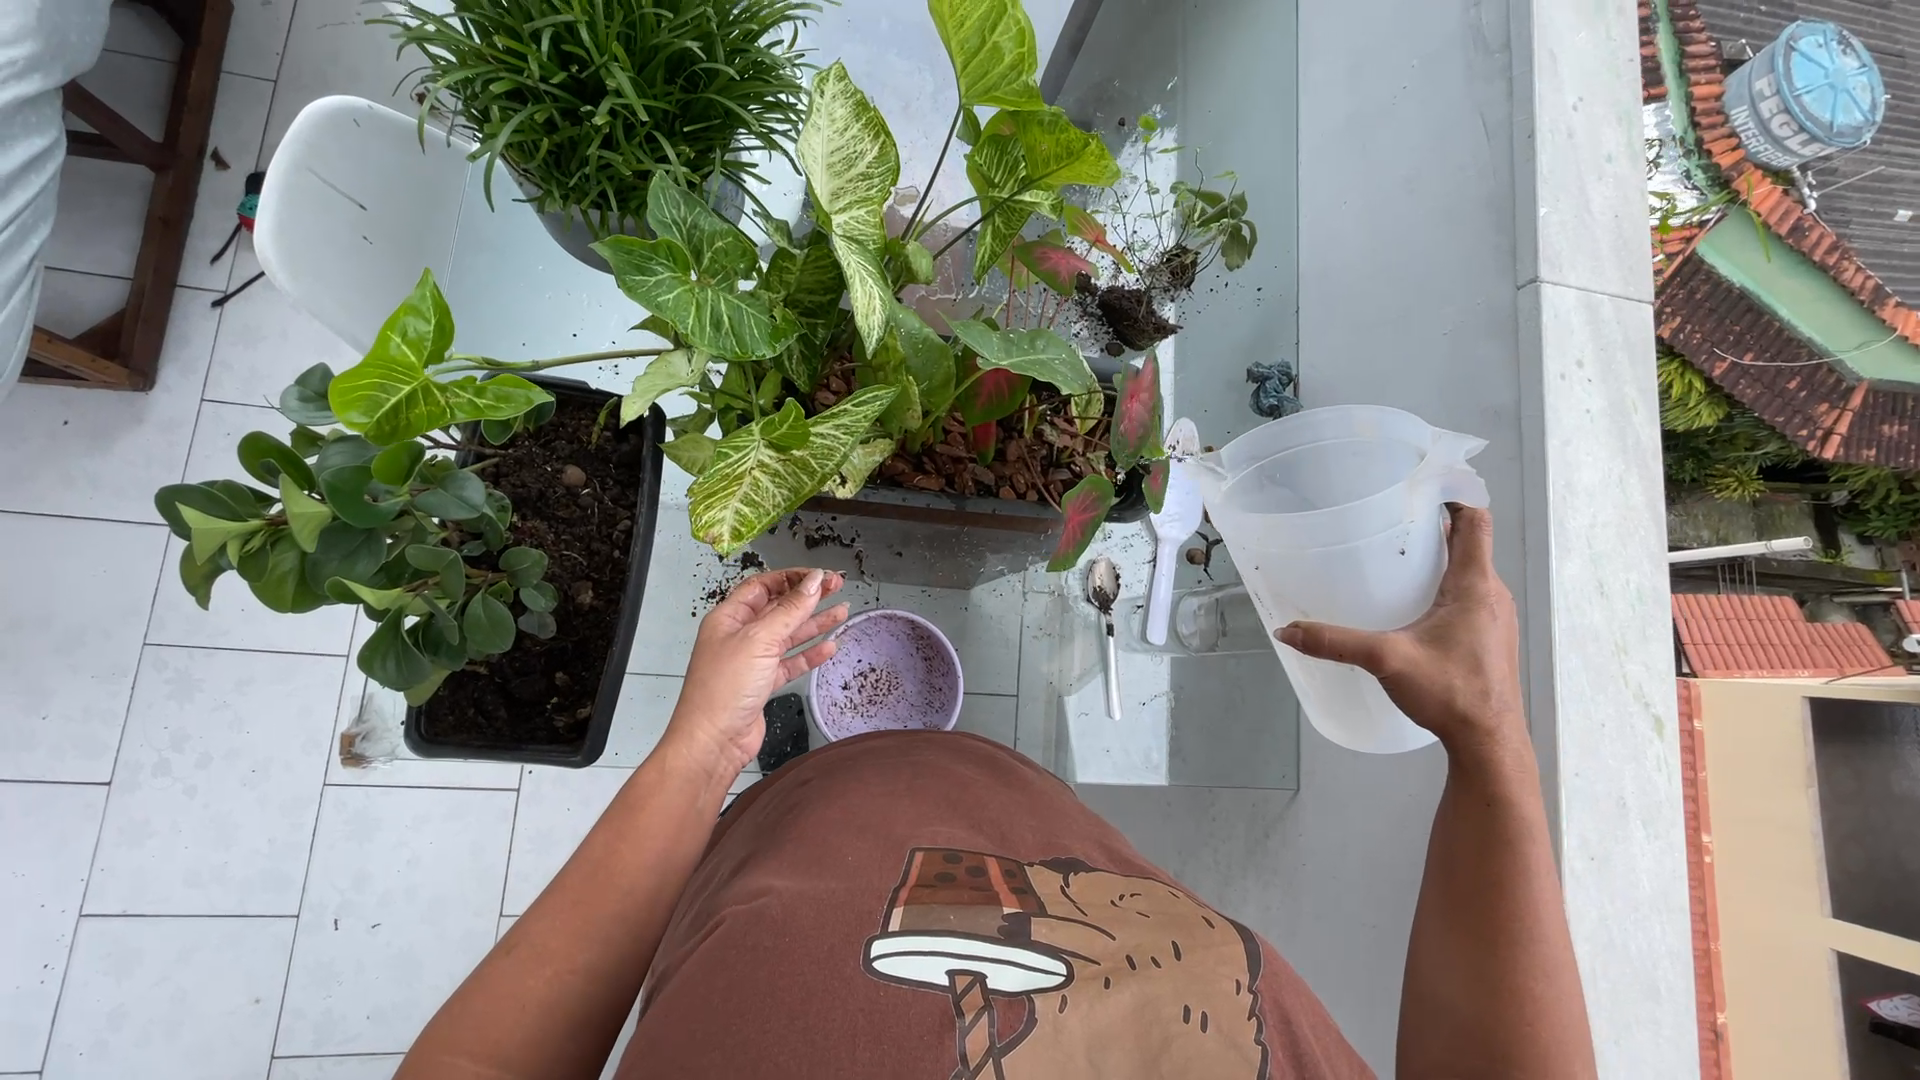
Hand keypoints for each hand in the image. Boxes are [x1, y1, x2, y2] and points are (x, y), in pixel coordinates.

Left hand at [665, 568, 848, 776]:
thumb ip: (790, 610)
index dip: (792, 577)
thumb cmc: (722, 690)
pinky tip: (828, 647)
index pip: (764, 585)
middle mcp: (740, 635)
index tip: (820, 576)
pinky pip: (791, 662)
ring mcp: (752, 660)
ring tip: (841, 612)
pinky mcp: (763, 683)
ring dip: (814, 623)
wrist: (713, 741)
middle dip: (808, 597)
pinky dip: (810, 654)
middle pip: (779, 608)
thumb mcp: (759, 640)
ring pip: (788, 634)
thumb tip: (813, 582)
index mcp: (730, 617)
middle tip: (835, 588)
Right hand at [1277, 505, 1524, 757]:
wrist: (1490, 742)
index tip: (1418, 489)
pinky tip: (1410, 606)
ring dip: (1438, 559)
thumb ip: (1335, 642)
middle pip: (1468, 544)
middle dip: (1432, 528)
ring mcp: (1493, 618)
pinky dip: (1442, 587)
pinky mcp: (1488, 639)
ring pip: (1468, 571)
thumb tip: (1286, 631)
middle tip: (1388, 524)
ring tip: (1394, 561)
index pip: (1475, 522)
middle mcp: (1491, 594)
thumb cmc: (1450, 692)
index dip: (1452, 498)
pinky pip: (1467, 596)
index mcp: (1475, 585)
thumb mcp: (1386, 661)